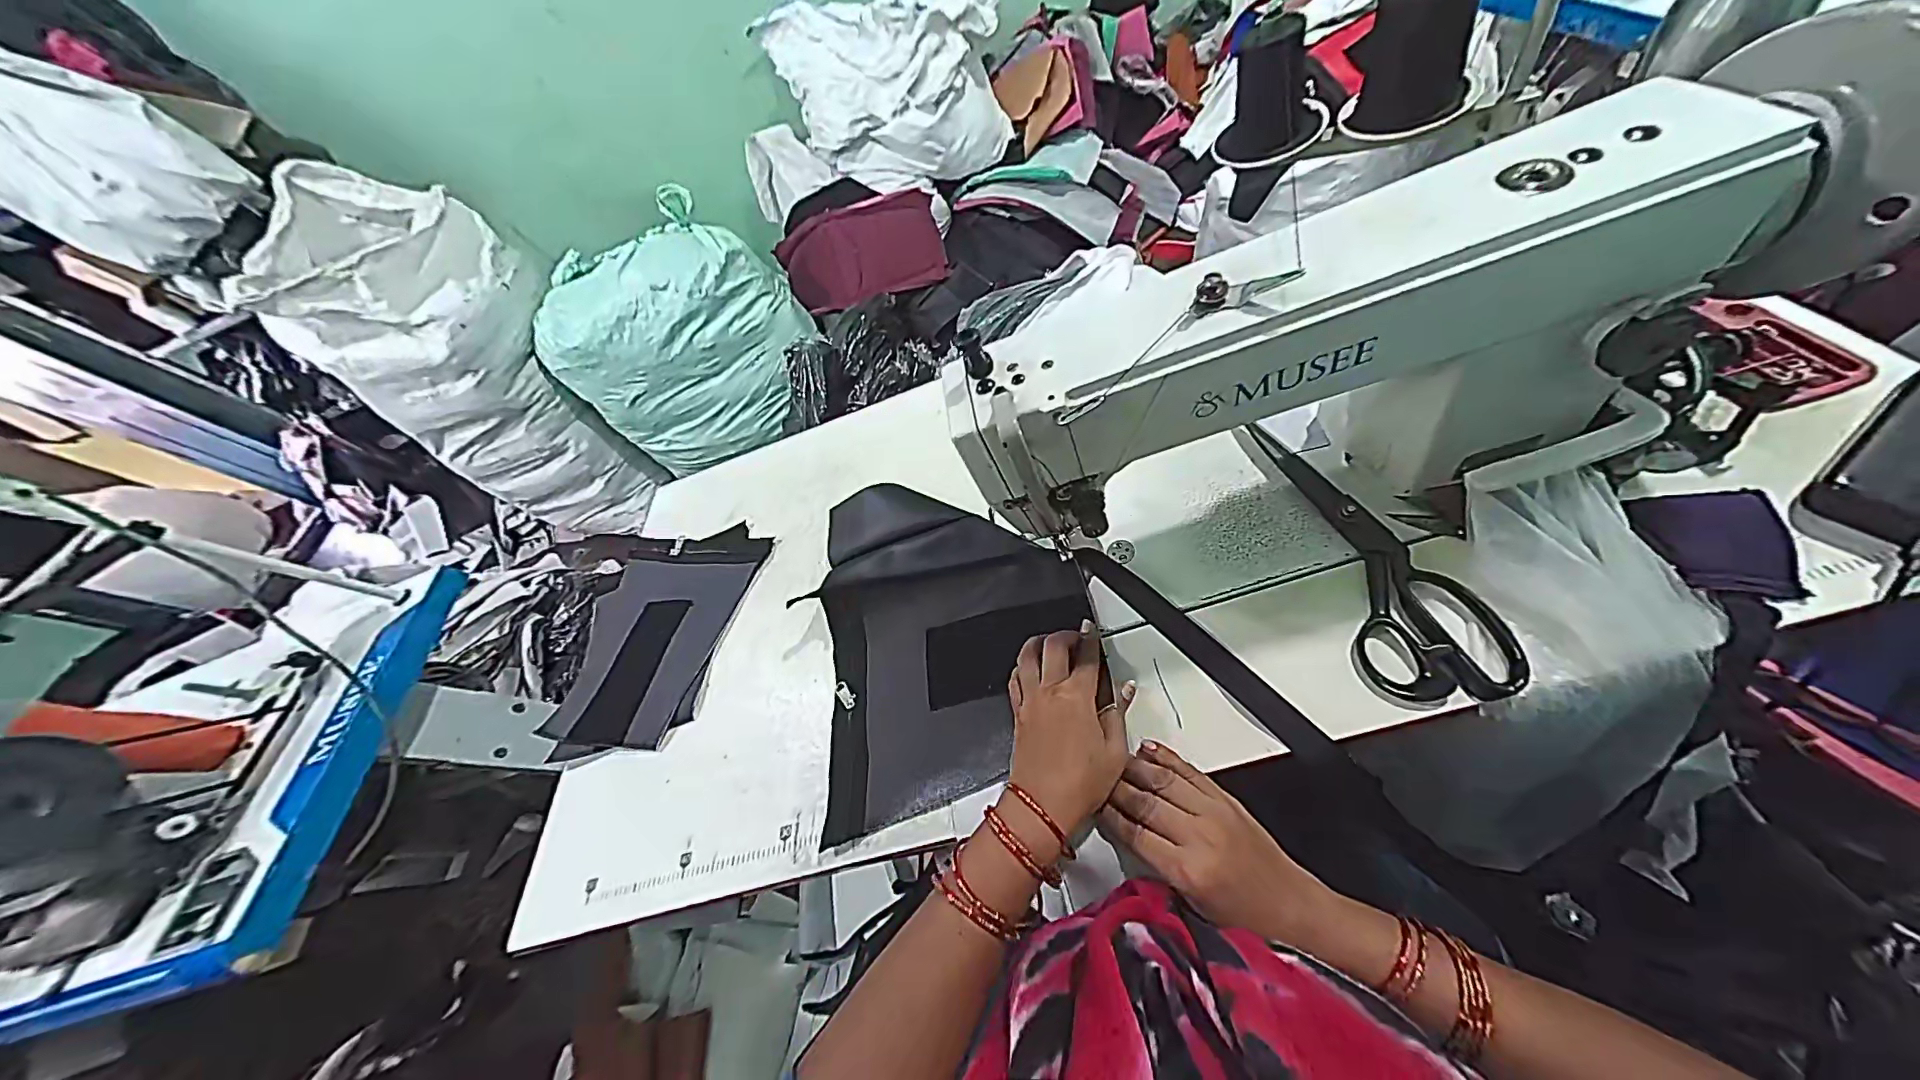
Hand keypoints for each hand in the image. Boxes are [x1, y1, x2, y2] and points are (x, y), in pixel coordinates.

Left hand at [1006, 621, 1133, 838]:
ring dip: (1038, 643)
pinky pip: (1015, 680)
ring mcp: (1030, 702)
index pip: (1086, 657)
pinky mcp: (1018, 714)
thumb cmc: (1079, 784)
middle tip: (1076, 637)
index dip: (1092, 640)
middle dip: (1066, 635)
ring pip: (1026, 656)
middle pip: (1053, 646)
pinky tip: (1028, 668)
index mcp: (1077, 698)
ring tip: (1049, 643)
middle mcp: (1049, 693)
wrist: (1042, 805)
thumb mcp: (1115, 751)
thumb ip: (1117, 715)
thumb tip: (1123, 692)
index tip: (1093, 632)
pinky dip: (1022, 667)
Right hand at [1098, 741, 1336, 945]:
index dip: (1108, 816)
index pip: (1134, 833)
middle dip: (1115, 788)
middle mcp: (1201, 836)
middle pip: (1145, 802)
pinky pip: (1190, 771)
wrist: (1293, 907)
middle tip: (1094, 778)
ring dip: (1134, 768)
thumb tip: (1124, 840)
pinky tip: (1148, 751)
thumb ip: (1156, 872)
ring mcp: (1216, 813)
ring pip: (1164, 779)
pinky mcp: (1227, 800)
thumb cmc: (1246, 917)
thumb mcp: (1192, 907)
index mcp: (1189, 870)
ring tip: (1113, 760)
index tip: (1092, 806)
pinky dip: (1166, 758)